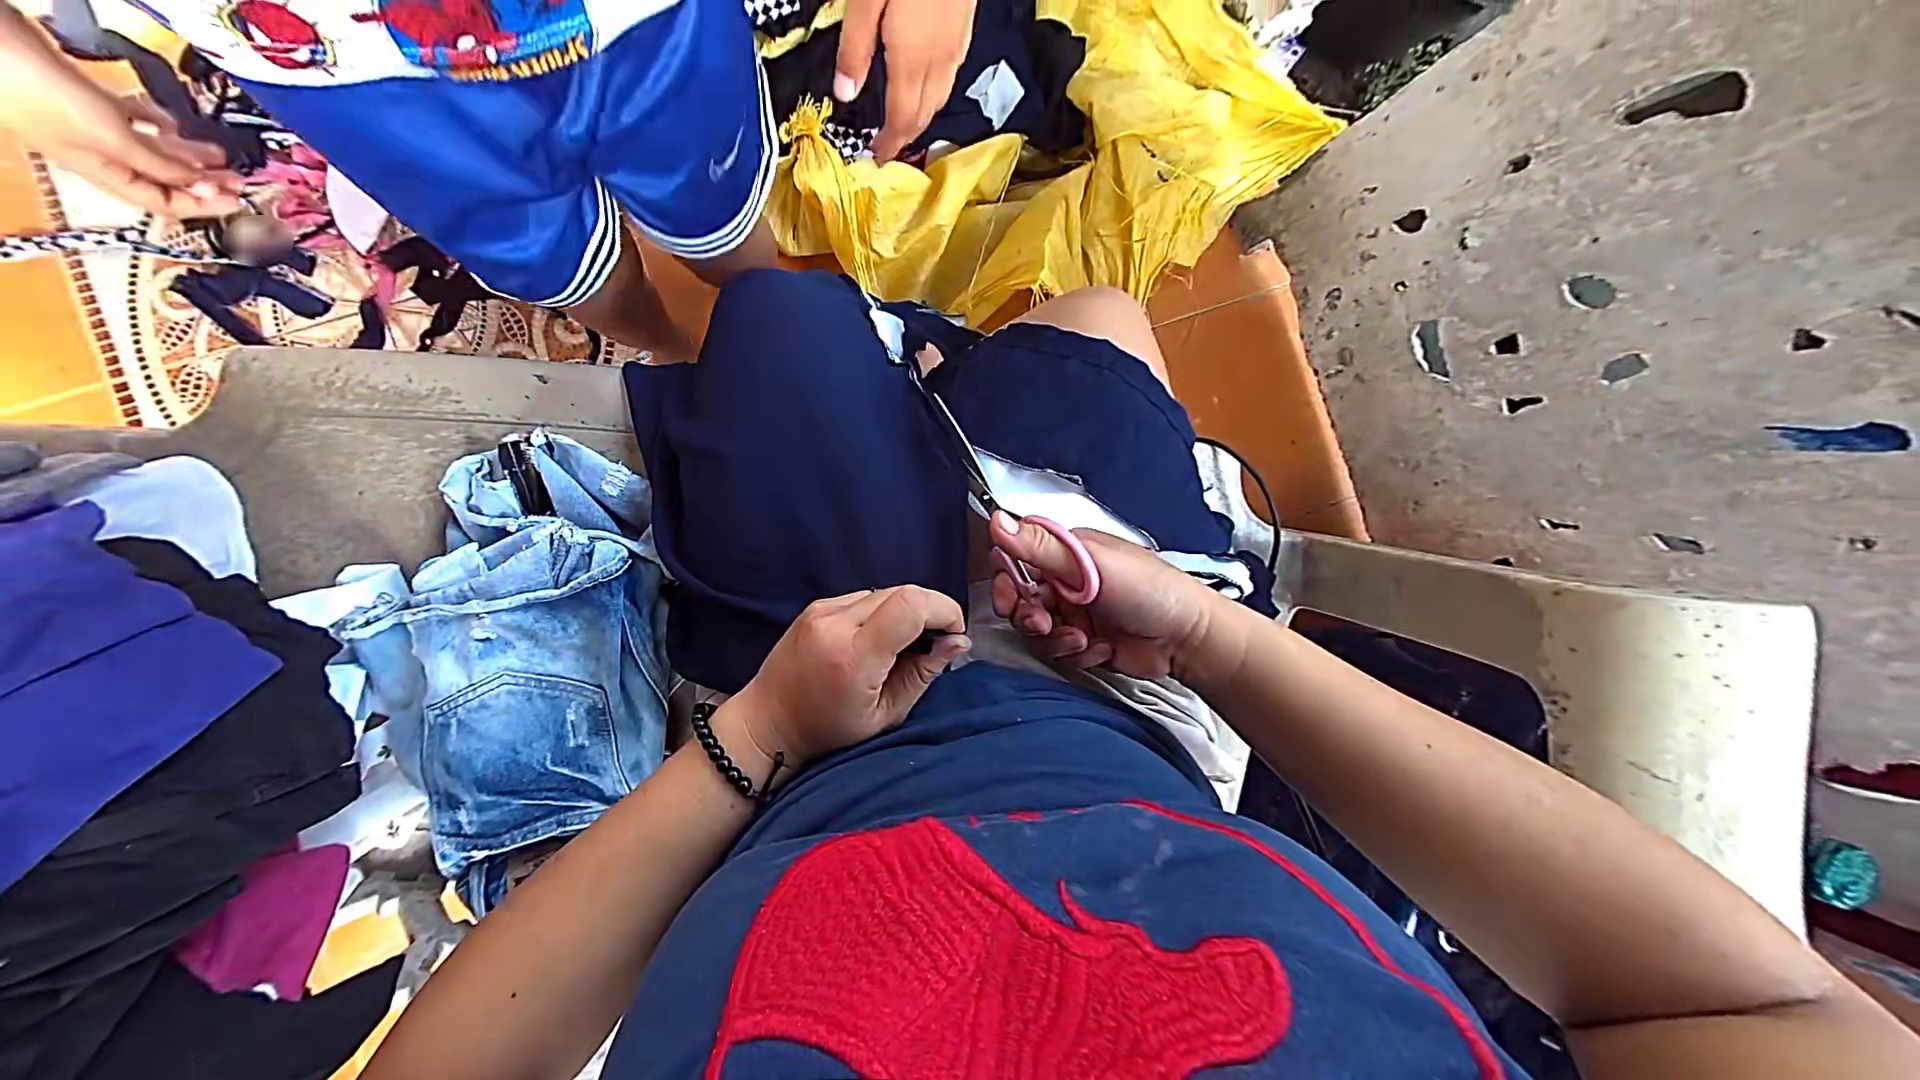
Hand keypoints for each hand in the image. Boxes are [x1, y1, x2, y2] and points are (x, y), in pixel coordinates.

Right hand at [0, 45, 239, 217]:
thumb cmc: (27, 86)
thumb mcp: (111, 137)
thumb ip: (161, 165)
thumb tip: (206, 189)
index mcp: (103, 172)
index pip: (165, 205)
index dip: (206, 207)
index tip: (241, 203)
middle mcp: (97, 152)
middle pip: (162, 178)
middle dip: (204, 181)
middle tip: (239, 180)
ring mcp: (86, 123)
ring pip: (150, 148)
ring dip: (188, 154)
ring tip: (220, 155)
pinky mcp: (78, 93)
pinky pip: (128, 118)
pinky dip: (155, 124)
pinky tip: (175, 123)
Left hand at [728, 585, 968, 766]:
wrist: (767, 722)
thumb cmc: (827, 730)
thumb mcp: (885, 715)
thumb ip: (923, 674)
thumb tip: (957, 642)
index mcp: (854, 656)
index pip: (911, 605)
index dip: (944, 611)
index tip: (953, 634)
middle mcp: (835, 624)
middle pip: (903, 592)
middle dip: (931, 610)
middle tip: (935, 641)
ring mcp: (821, 610)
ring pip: (885, 591)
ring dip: (906, 610)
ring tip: (904, 644)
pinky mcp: (817, 606)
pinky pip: (864, 596)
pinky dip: (882, 611)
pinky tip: (877, 639)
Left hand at [835, 0, 975, 162]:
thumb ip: (855, 47)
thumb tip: (844, 91)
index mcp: (910, 59)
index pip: (901, 120)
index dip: (889, 145)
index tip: (878, 157)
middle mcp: (939, 60)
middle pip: (923, 117)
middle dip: (905, 137)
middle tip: (888, 145)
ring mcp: (956, 46)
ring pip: (940, 99)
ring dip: (921, 117)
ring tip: (902, 121)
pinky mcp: (966, 28)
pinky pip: (950, 76)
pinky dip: (935, 92)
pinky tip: (925, 83)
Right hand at [990, 511, 1227, 680]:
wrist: (1188, 638)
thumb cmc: (1151, 589)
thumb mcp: (1090, 563)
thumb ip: (1040, 545)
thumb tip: (998, 521)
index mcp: (1066, 554)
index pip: (1017, 562)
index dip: (1007, 582)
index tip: (1011, 597)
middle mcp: (1067, 582)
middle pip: (1021, 601)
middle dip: (1028, 616)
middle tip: (1043, 622)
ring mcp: (1075, 613)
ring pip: (1037, 632)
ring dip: (1056, 639)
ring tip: (1082, 638)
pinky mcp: (1083, 642)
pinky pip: (1059, 653)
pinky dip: (1077, 655)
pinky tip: (1102, 648)